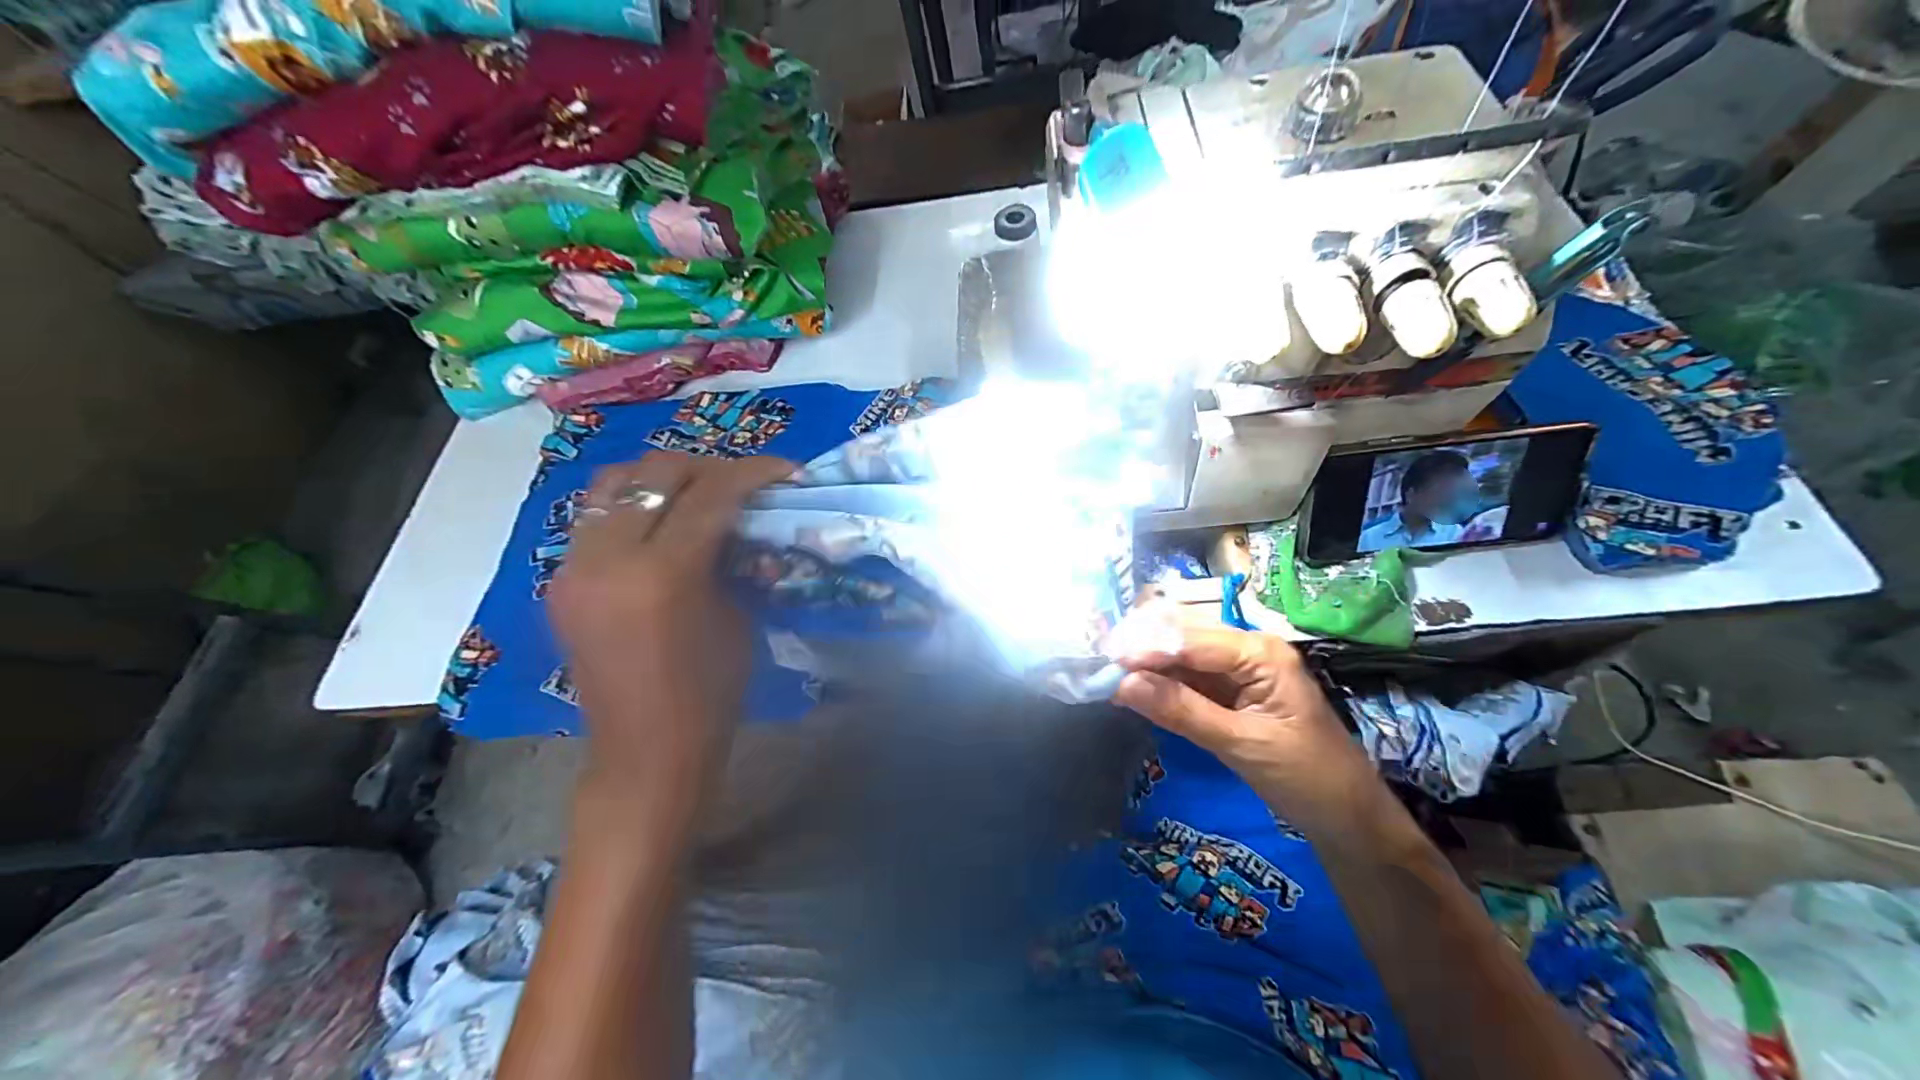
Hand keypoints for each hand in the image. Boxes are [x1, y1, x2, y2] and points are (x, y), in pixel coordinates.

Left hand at [547, 452, 793, 803]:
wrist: (646, 751)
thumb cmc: (711, 693)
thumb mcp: (739, 616)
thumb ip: (736, 557)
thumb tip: (747, 517)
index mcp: (663, 573)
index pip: (711, 493)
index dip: (754, 472)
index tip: (785, 470)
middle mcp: (608, 557)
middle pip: (657, 472)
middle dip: (709, 467)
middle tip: (743, 482)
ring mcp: (574, 566)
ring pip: (615, 482)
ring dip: (662, 478)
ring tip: (697, 493)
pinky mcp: (561, 579)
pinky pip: (597, 516)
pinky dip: (633, 505)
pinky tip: (661, 524)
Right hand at [1114, 626, 1381, 834]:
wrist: (1346, 815)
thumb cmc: (1306, 778)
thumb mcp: (1242, 745)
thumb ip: (1181, 711)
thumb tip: (1122, 684)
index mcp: (1260, 652)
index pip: (1189, 640)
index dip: (1143, 649)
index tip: (1101, 663)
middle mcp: (1247, 647)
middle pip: (1181, 632)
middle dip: (1138, 644)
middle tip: (1096, 663)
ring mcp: (1237, 666)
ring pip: (1178, 651)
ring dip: (1142, 660)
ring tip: (1104, 673)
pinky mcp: (1229, 688)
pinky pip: (1185, 674)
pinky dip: (1157, 679)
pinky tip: (1129, 687)